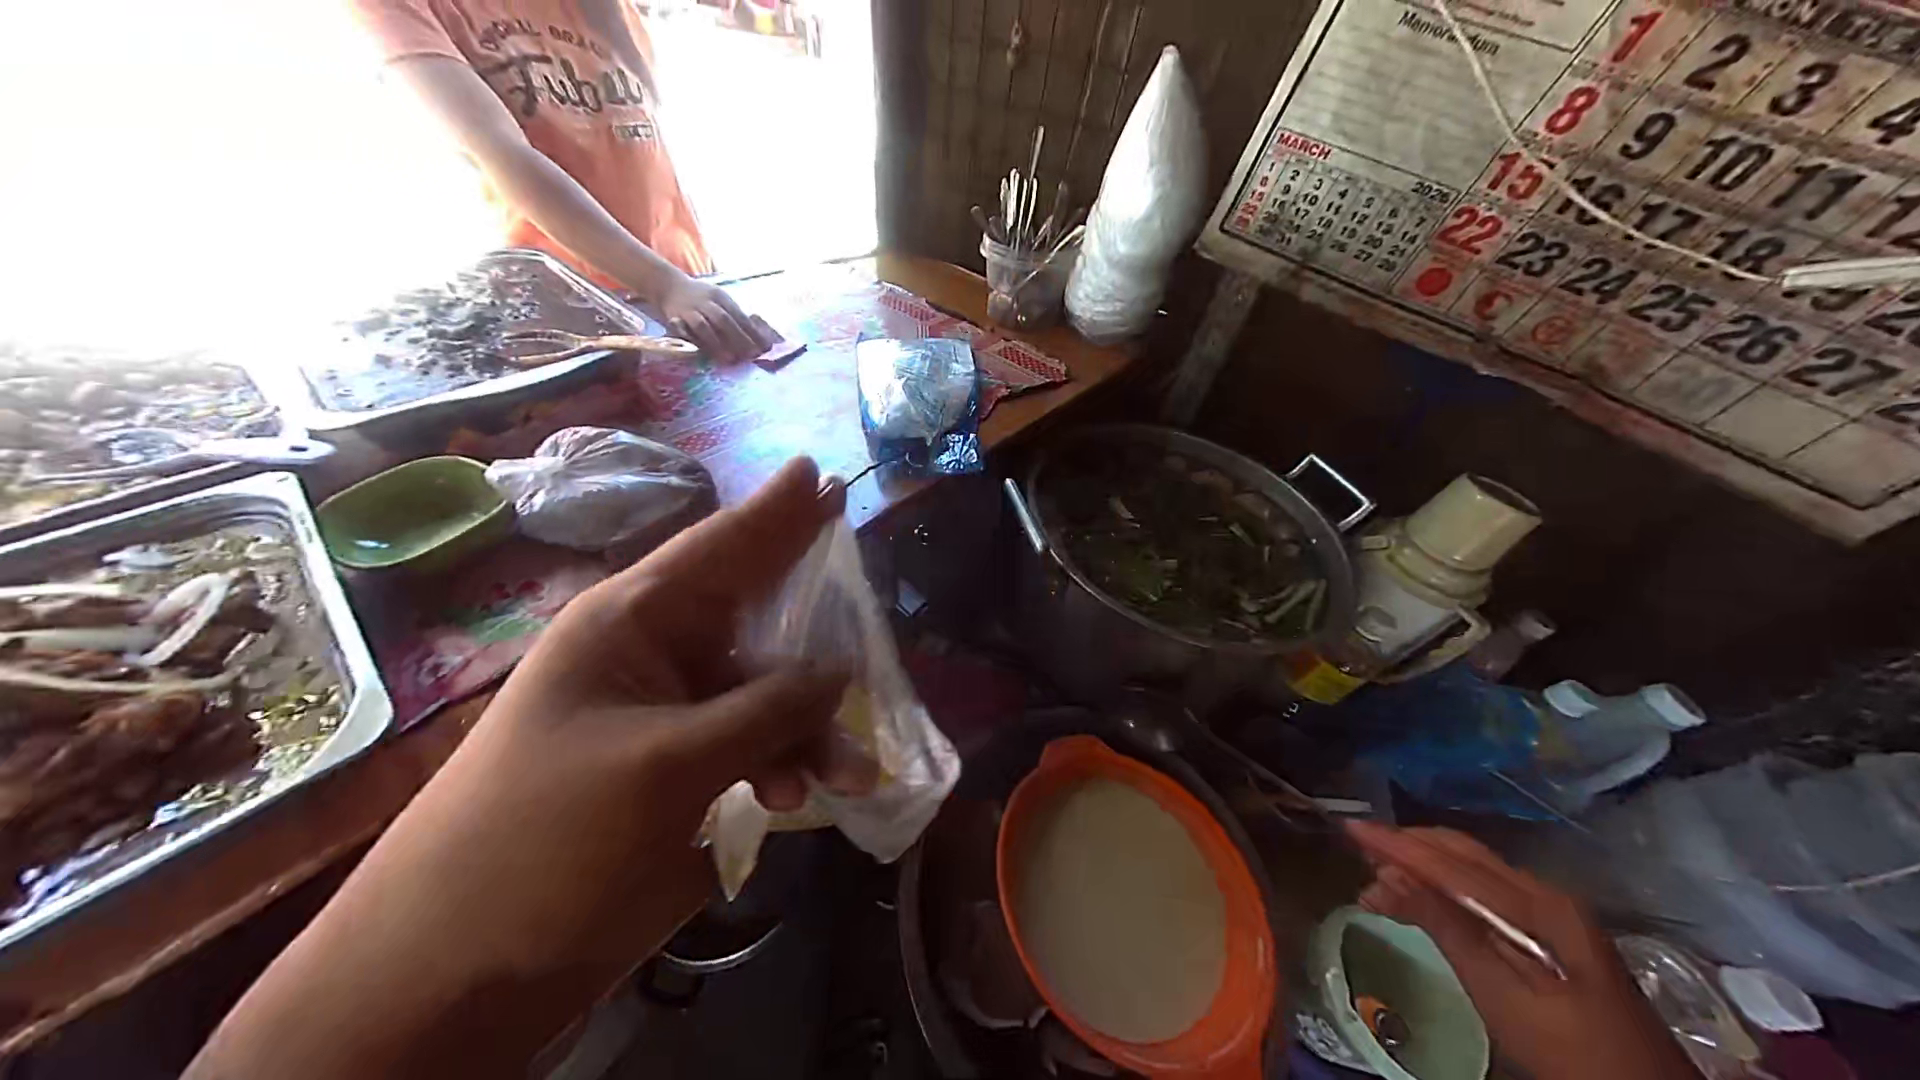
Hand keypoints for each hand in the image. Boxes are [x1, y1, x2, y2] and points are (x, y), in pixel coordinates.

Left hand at [191, 459, 862, 1078]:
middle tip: (867, 596)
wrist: (449, 976)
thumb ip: (766, 710)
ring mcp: (666, 714)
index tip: (818, 470)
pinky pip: (753, 741)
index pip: (718, 548)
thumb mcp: (668, 767)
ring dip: (809, 726)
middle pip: (752, 613)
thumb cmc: (545, 846)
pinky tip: (801, 799)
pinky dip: (784, 763)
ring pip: (764, 690)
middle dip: (813, 616)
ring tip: (848, 773)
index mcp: (629, 623)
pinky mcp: (677, 767)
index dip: (775, 511)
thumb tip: (839, 670)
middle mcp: (651, 654)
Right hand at [658, 273, 774, 362]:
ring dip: (718, 343)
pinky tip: (704, 353)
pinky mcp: (675, 317)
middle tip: (752, 355)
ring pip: (705, 325)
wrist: (666, 285)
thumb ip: (735, 319)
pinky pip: (684, 329)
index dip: (754, 332)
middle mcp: (707, 301)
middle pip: (725, 320)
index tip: (766, 347)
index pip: (740, 316)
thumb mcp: (718, 303)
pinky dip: (695, 340)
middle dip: (740, 338)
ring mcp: (691, 309)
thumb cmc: (699, 300)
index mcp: (722, 298)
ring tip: (731, 359)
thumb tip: (760, 339)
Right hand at [1346, 822, 1697, 1079]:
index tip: (1349, 828)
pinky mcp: (1552, 928)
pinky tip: (1422, 891)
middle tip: (1356, 848)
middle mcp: (1544, 893)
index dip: (1394, 843)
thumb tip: (1389, 877)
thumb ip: (1446, 928)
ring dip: (1421, 861)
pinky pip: (1485, 886)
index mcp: (1536, 906)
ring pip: (1471, 865)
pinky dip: (1444, 880)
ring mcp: (1553, 909)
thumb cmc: (1572, 1055)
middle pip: (1461, 851)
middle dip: (1405, 844)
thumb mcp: (1501, 995)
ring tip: (1377, 869)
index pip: (1447, 862)